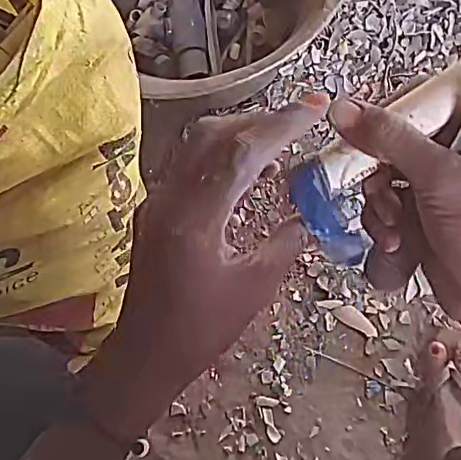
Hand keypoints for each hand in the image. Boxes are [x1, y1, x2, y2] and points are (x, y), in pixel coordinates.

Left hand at [80, 93, 330, 439]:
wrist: (144, 354)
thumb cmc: (199, 331)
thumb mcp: (253, 289)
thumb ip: (284, 244)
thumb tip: (307, 215)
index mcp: (195, 218)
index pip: (241, 152)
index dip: (282, 124)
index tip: (316, 105)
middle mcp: (169, 198)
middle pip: (214, 134)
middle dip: (261, 119)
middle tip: (301, 117)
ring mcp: (156, 200)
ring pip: (196, 143)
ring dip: (239, 132)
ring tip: (279, 141)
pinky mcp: (154, 208)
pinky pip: (188, 163)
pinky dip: (220, 154)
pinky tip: (247, 170)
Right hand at [329, 99, 460, 334]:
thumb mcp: (441, 177)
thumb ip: (390, 139)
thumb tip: (345, 109)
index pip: (424, 99)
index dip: (391, 114)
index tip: (364, 131)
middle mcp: (456, 151)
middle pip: (394, 138)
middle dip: (380, 168)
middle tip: (381, 186)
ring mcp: (435, 183)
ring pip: (382, 172)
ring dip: (379, 200)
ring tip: (393, 224)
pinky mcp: (418, 210)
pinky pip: (382, 201)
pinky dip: (382, 220)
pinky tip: (396, 240)